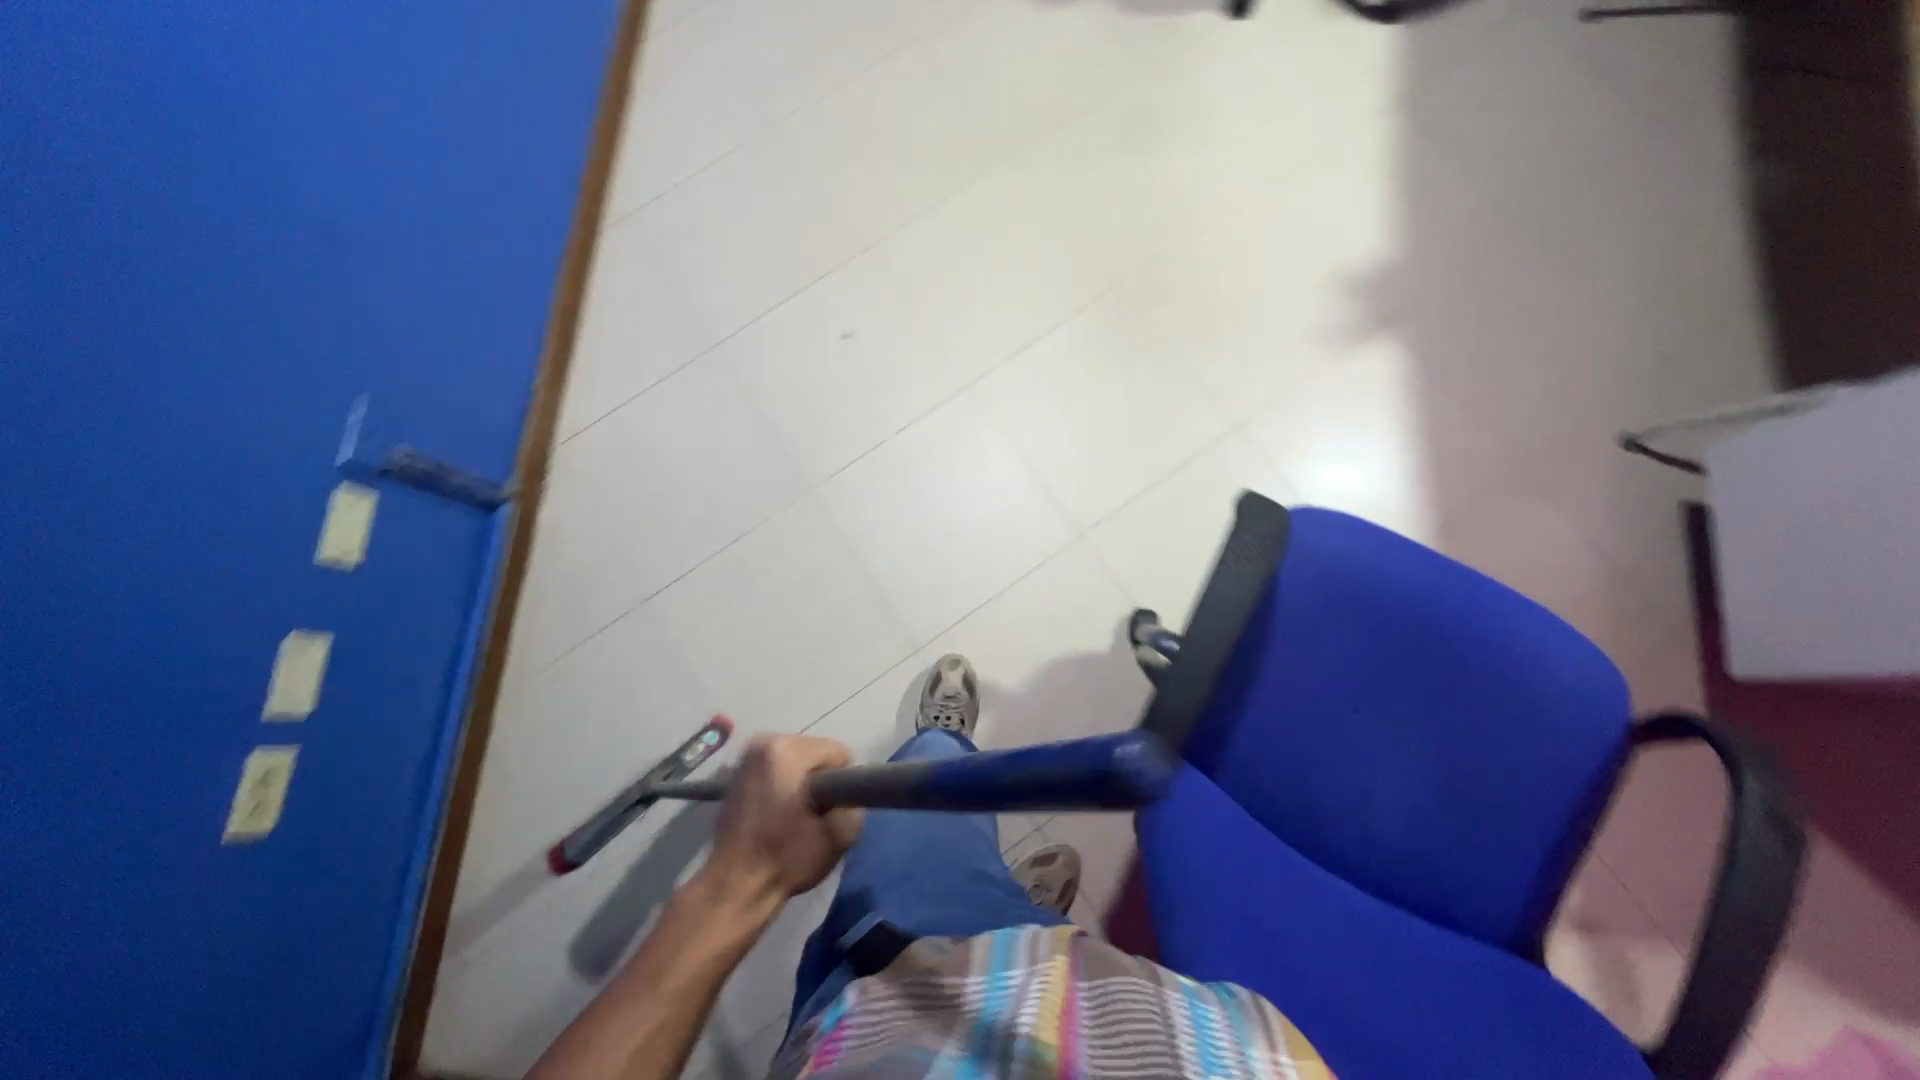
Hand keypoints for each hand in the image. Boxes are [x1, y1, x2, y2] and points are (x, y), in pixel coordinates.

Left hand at [703, 735, 863, 905]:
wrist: (734, 886)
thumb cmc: (785, 860)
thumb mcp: (837, 838)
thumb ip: (855, 807)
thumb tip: (849, 798)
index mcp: (786, 751)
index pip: (839, 754)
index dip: (843, 785)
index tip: (829, 813)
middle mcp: (763, 743)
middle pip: (817, 754)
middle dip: (822, 781)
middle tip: (813, 817)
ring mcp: (747, 756)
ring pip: (798, 761)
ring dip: (804, 784)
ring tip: (795, 818)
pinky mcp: (738, 773)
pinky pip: (779, 770)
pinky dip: (785, 785)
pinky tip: (778, 814)